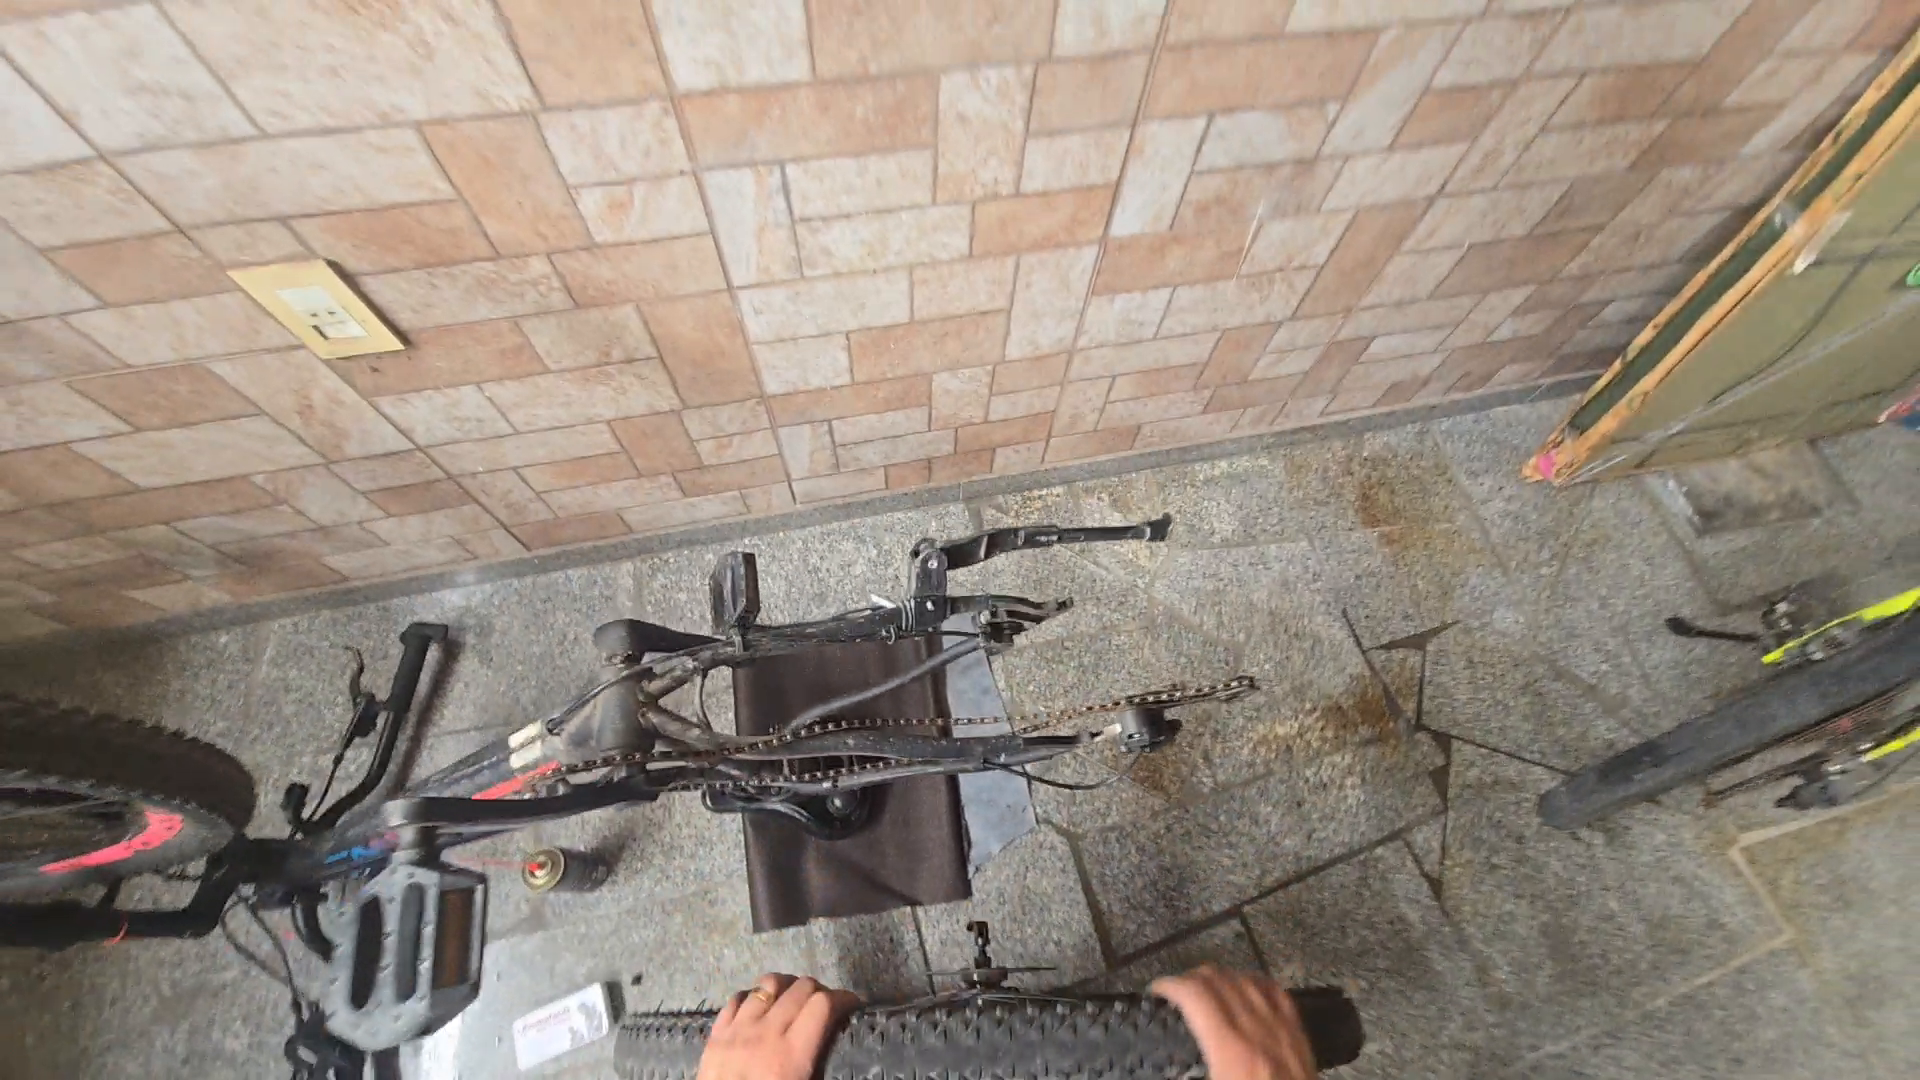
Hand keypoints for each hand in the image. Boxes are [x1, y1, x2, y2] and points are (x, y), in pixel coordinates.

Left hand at [696, 973, 860, 1079]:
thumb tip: (840, 1035)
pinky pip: (737, 998)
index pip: (823, 1004)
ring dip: (787, 988)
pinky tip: (760, 1010)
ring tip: (793, 1001)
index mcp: (790, 1057)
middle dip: (819, 991)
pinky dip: (753, 998)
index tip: (853, 1005)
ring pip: (769, 983)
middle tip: (824, 1006)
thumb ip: (820, 1063)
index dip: (844, 999)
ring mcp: (737, 1032)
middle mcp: (765, 1035)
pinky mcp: (715, 1037)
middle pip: (801, 987)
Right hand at [1152, 965, 1317, 1079]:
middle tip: (1175, 998)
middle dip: (1190, 979)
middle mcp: (1261, 1037)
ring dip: (1220, 979)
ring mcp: (1286, 1038)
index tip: (1155, 994)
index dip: (1169, 985)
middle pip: (1219, 979)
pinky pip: (1278, 996)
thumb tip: (1154, 1070)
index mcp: (1234, 1056)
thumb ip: (1180, 1075)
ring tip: (1204, 993)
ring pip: (1247, 980)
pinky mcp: (1303, 1047)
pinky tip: (1244, 993)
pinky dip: (1255, 986)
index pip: (1196, 994)